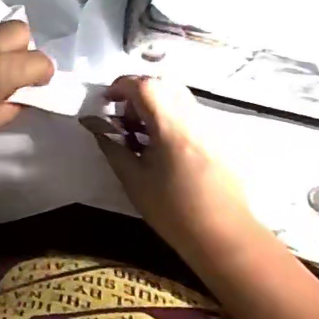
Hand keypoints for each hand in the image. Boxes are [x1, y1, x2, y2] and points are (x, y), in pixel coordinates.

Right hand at [82, 76, 262, 251]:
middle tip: (123, 118)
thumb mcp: (134, 181)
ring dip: (153, 103)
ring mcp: (208, 126)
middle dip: (137, 92)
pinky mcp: (216, 138)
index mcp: (171, 126)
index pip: (144, 86)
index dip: (120, 86)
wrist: (222, 234)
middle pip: (163, 84)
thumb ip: (113, 148)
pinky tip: (160, 145)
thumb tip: (96, 127)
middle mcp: (192, 117)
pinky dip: (168, 115)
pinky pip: (188, 112)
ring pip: (177, 96)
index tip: (105, 101)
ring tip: (139, 133)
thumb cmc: (173, 211)